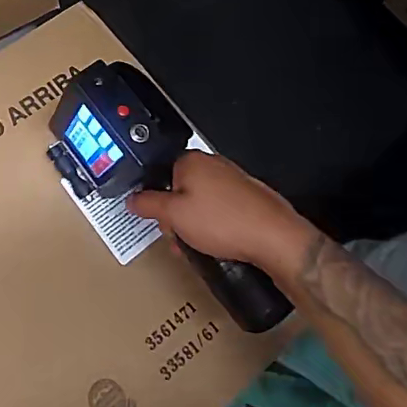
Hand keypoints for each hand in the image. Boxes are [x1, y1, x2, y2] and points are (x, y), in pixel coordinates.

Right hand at [125, 152, 314, 272]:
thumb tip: (133, 199)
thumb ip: (148, 204)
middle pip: (181, 190)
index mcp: (192, 161)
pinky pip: (220, 212)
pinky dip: (216, 227)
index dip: (157, 202)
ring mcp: (232, 180)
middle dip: (177, 217)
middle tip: (180, 236)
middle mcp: (213, 165)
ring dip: (195, 226)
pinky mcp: (246, 198)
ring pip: (201, 204)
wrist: (273, 238)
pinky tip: (219, 244)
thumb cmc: (229, 222)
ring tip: (201, 245)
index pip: (161, 175)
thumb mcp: (173, 216)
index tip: (160, 220)